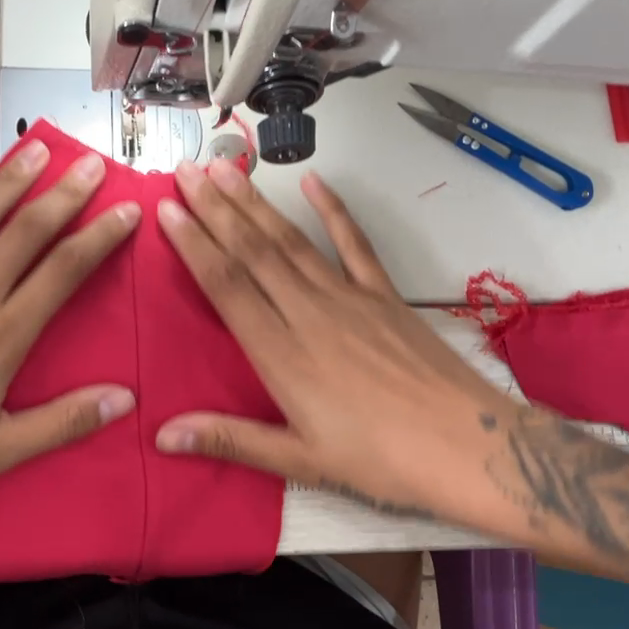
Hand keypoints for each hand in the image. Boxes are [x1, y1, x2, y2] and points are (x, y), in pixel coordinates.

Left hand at [0, 143, 139, 532]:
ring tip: (37, 147)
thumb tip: (123, 399)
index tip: (126, 211)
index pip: (64, 273)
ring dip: (10, 179)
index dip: (101, 238)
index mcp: (1, 338)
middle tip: (92, 163)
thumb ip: (61, 422)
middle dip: (64, 195)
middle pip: (27, 232)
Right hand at [153, 157, 523, 532]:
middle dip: (215, 207)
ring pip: (291, 240)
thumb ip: (230, 439)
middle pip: (253, 250)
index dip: (194, 245)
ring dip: (255, 202)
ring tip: (226, 168)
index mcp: (281, 353)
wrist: (466, 446)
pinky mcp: (384, 295)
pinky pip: (354, 243)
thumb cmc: (378, 460)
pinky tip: (313, 181)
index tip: (168, 210)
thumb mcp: (299, 461)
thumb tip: (162, 436)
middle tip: (185, 170)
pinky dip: (333, 209)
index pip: (226, 285)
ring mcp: (349, 297)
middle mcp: (309, 312)